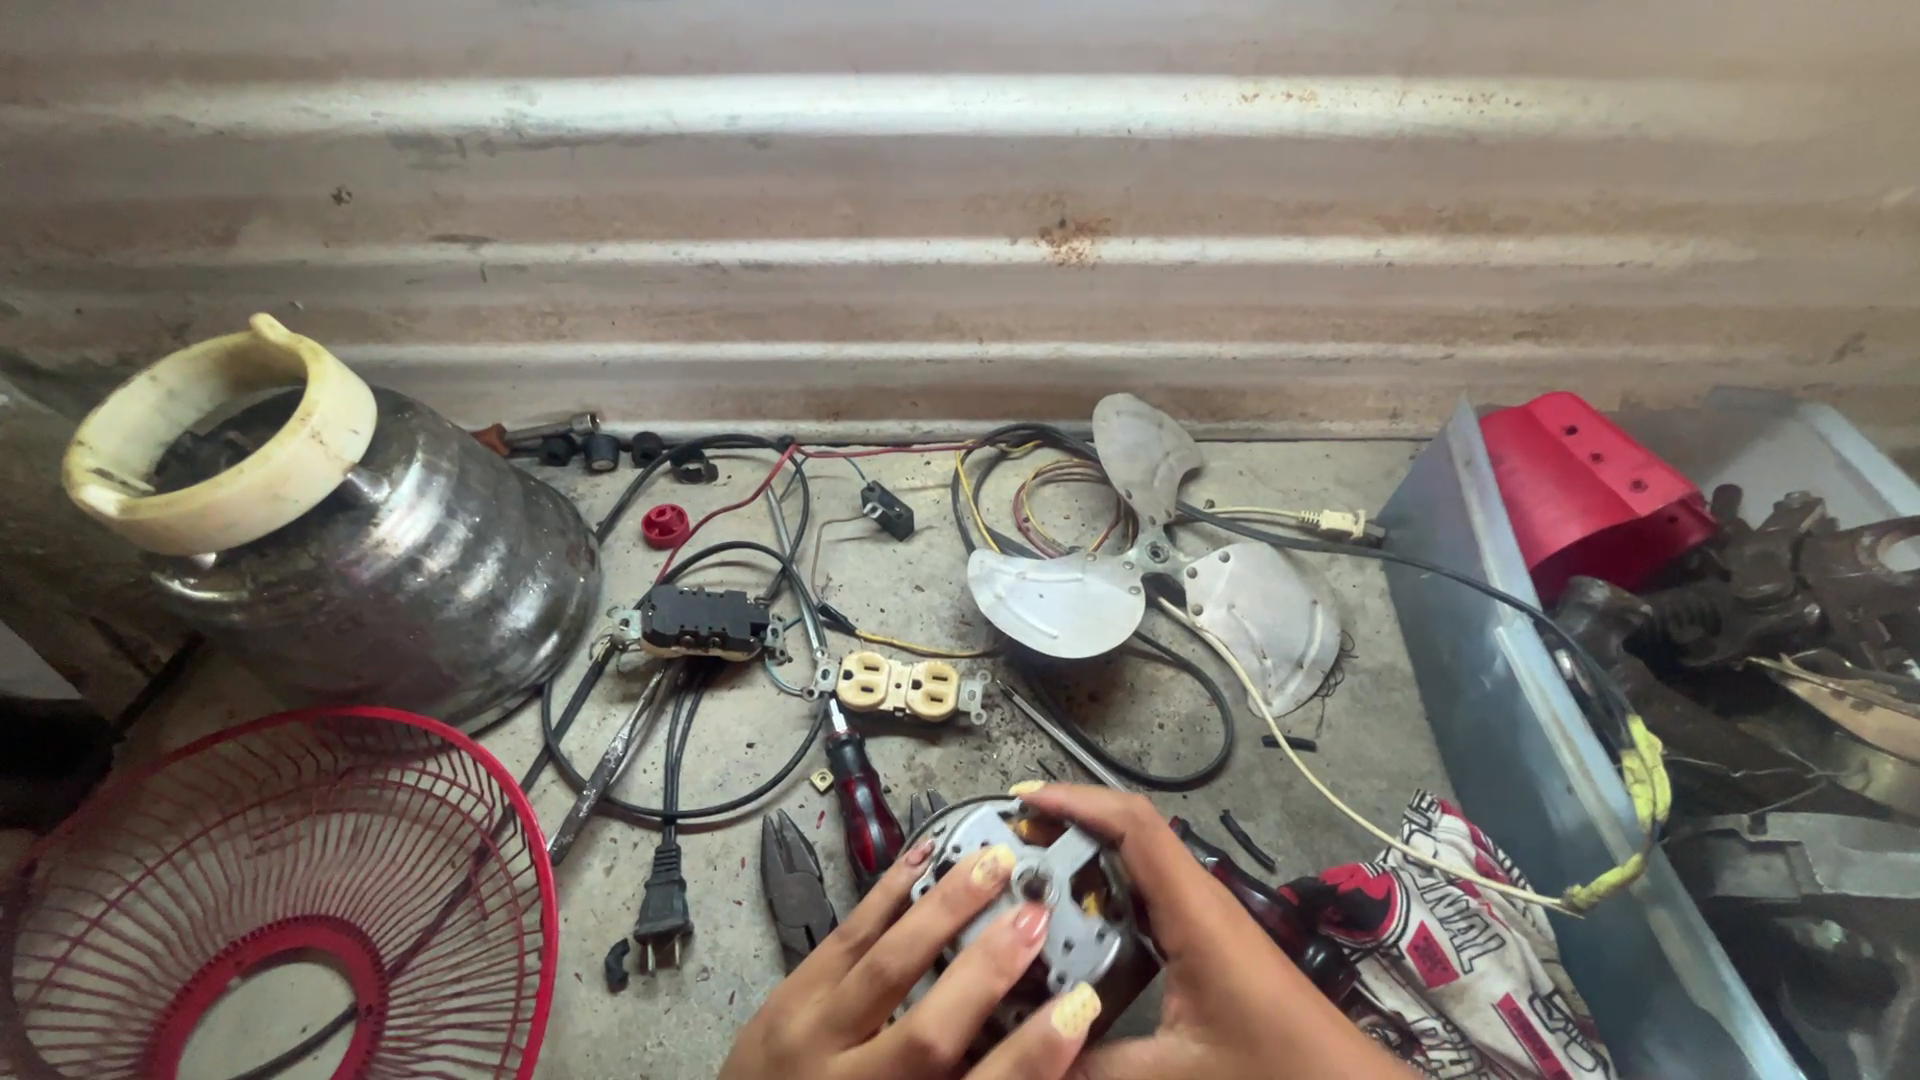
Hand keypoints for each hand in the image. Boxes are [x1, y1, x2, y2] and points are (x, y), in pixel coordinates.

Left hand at [721, 837, 1105, 1079]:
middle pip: (928, 1031)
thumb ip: (962, 1078)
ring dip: (943, 910)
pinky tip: (920, 855)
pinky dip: (888, 892)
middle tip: (1035, 916)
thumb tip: (1028, 1036)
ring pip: (884, 965)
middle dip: (987, 969)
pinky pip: (846, 934)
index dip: (1032, 1056)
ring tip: (989, 865)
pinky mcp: (790, 994)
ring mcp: (811, 1035)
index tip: (1078, 1008)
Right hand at [1018, 785, 1412, 1079]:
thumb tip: (1031, 1061)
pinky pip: (1148, 890)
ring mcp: (1205, 914)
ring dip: (1087, 850)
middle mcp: (1198, 897)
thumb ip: (1097, 1070)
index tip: (1024, 799)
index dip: (1077, 800)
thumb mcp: (1179, 1079)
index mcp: (1194, 910)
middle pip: (1130, 829)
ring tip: (1031, 869)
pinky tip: (1077, 920)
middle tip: (1011, 837)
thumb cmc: (1279, 1073)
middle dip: (1070, 819)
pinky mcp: (1207, 936)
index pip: (1132, 824)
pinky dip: (1107, 885)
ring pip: (1139, 857)